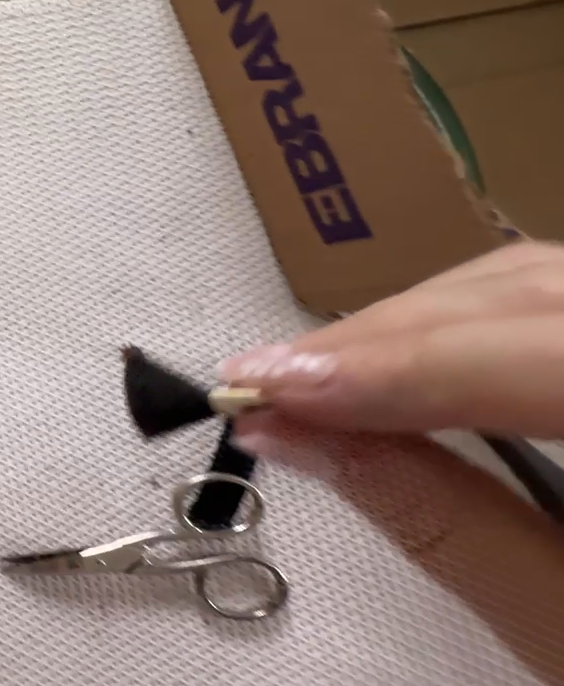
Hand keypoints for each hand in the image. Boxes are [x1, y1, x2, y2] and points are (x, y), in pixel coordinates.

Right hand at [216, 243, 563, 676]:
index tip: (269, 386)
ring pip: (539, 280)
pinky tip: (383, 362)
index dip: (405, 367)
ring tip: (309, 375)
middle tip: (267, 379)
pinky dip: (450, 325)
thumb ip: (440, 523)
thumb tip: (279, 431)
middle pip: (542, 294)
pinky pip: (549, 298)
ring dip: (405, 324)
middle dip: (384, 337)